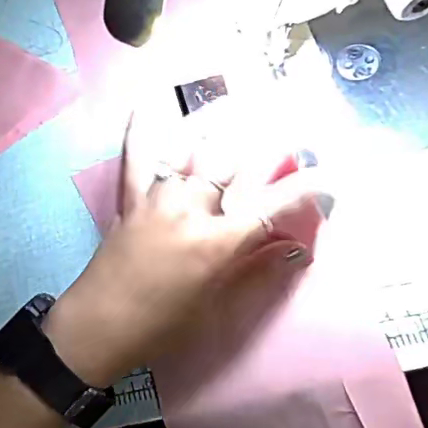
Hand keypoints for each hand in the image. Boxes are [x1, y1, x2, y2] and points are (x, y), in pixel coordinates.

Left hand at [44, 103, 327, 385]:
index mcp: (216, 243)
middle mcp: (190, 209)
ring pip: (193, 147)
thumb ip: (255, 269)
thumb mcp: (215, 304)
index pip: (271, 205)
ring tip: (242, 103)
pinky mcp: (131, 197)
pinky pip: (137, 153)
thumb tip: (294, 248)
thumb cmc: (163, 325)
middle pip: (236, 164)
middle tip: (292, 128)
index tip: (328, 178)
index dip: (305, 189)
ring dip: (220, 124)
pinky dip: (144, 127)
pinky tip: (150, 99)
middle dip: (269, 144)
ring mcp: (158, 198)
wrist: (99, 327)